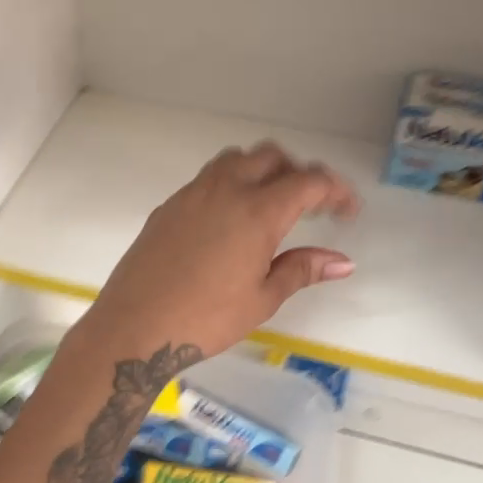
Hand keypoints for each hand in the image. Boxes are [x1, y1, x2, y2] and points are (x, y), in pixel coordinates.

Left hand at [72, 141, 360, 361]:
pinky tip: (229, 222)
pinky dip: (230, 185)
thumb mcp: (262, 299)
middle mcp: (225, 190)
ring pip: (235, 160)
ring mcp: (192, 194)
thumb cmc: (206, 319)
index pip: (309, 182)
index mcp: (257, 211)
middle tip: (311, 205)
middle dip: (298, 173)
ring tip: (271, 205)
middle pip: (271, 157)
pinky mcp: (168, 206)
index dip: (336, 190)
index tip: (348, 211)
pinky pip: (208, 179)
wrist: (134, 325)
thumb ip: (302, 270)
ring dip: (261, 170)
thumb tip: (342, 261)